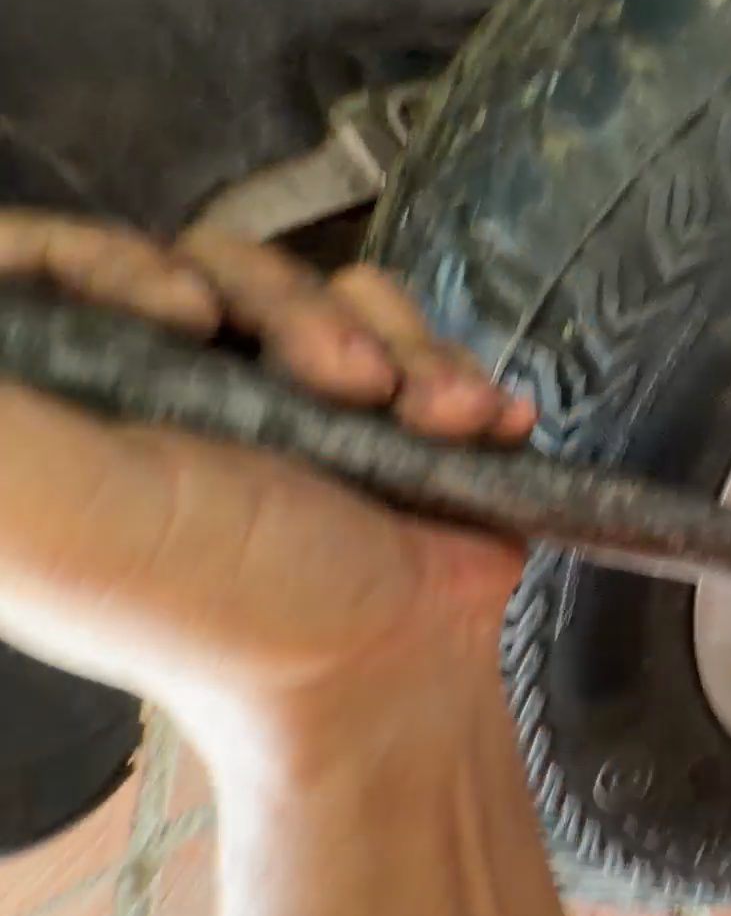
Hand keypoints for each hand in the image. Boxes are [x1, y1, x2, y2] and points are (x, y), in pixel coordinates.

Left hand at [0, 213, 535, 761]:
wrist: (400, 655)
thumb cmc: (237, 605)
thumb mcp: (70, 526)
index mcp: (93, 402)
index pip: (55, 268)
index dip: (117, 260)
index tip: (191, 317)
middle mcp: (195, 385)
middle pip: (234, 269)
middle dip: (312, 320)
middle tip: (357, 387)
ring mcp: (312, 394)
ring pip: (349, 298)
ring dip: (416, 354)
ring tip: (448, 419)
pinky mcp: (403, 406)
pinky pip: (430, 340)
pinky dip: (466, 377)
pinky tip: (490, 423)